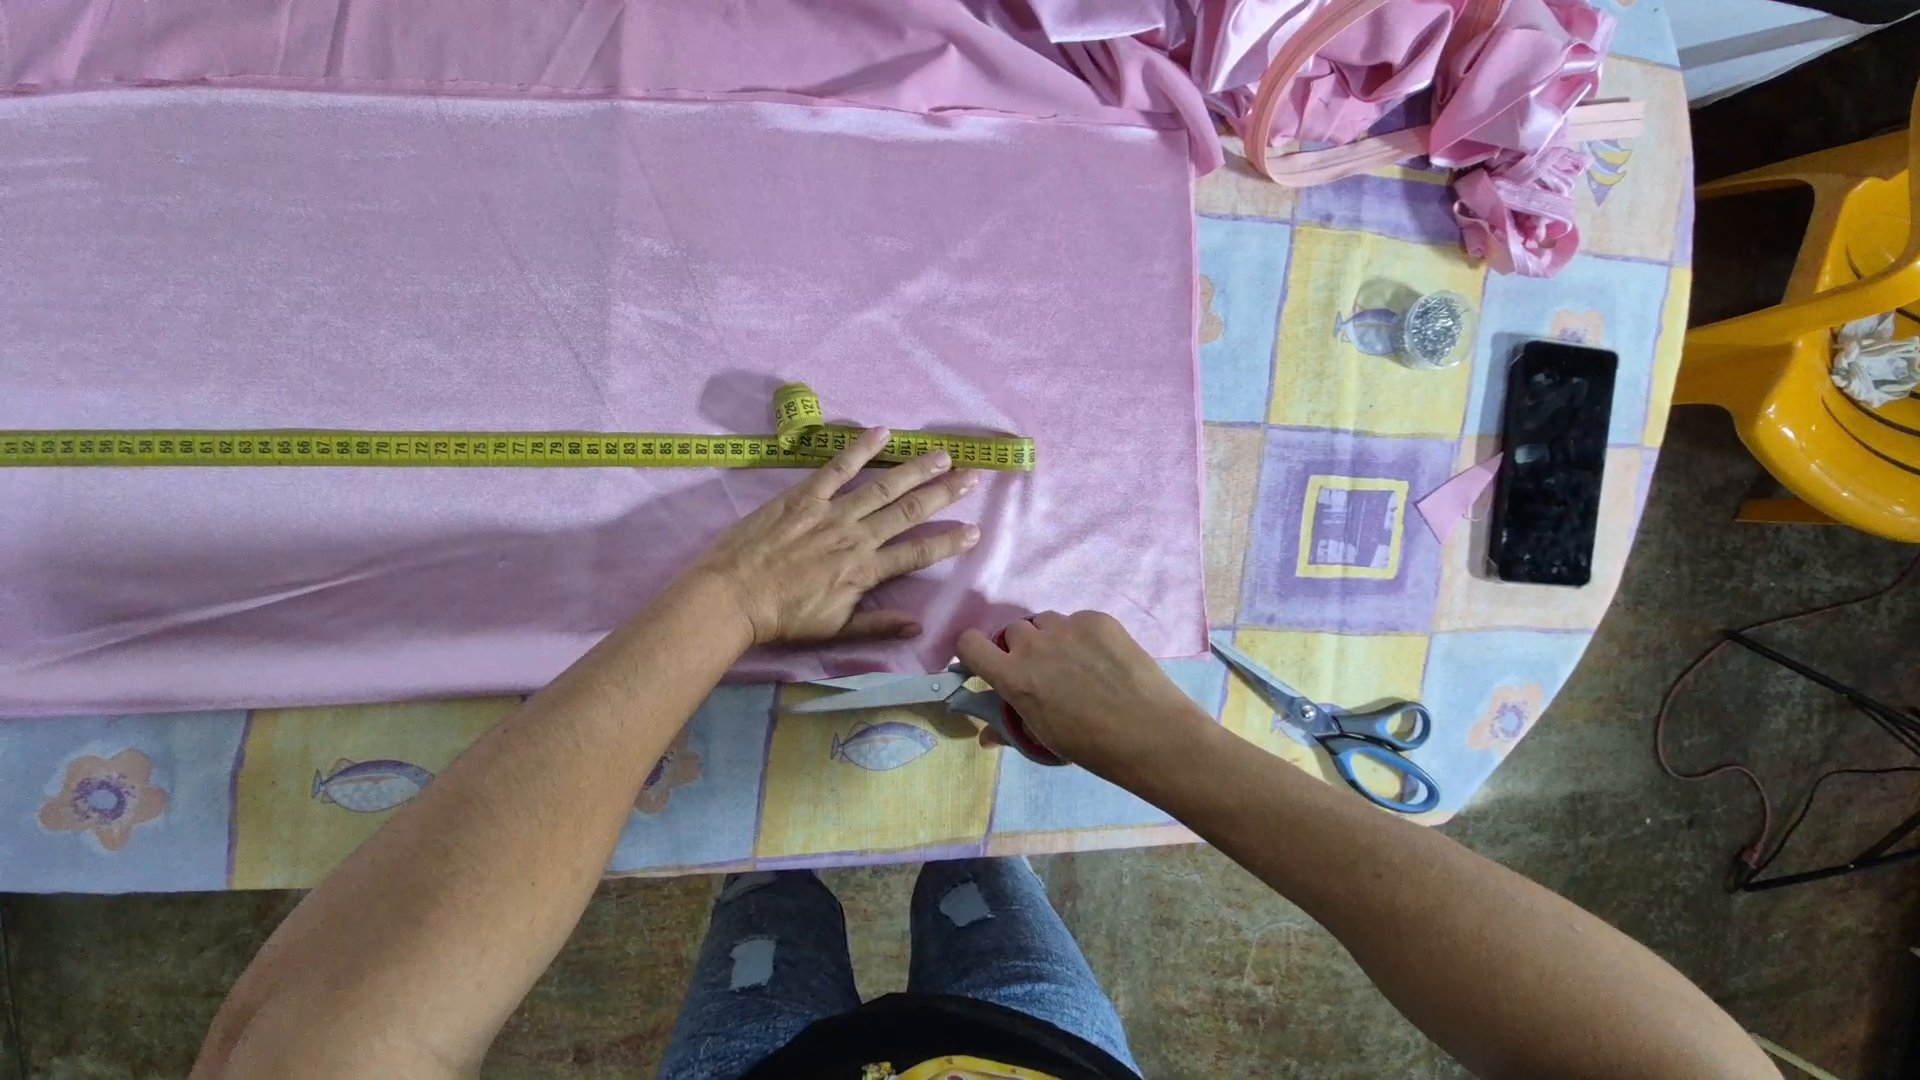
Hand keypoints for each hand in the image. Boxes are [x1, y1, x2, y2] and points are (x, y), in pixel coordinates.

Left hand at [689, 427, 980, 645]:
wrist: (732, 596)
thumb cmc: (783, 617)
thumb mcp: (834, 630)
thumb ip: (878, 625)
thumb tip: (919, 624)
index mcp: (865, 571)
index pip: (918, 553)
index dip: (949, 542)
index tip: (975, 530)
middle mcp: (856, 536)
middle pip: (910, 511)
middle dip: (945, 494)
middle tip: (973, 477)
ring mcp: (831, 512)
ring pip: (883, 486)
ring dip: (915, 469)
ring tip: (943, 455)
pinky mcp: (803, 496)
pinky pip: (837, 469)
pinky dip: (860, 450)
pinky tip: (882, 432)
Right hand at [956, 611, 1216, 784]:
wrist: (1151, 733)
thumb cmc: (1091, 746)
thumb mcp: (1044, 739)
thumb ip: (1009, 729)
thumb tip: (985, 737)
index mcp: (1013, 677)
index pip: (969, 643)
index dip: (975, 650)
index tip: (989, 662)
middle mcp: (1034, 646)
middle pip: (1013, 631)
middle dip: (1022, 648)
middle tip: (1044, 670)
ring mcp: (1068, 628)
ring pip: (1046, 623)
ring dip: (1051, 638)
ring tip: (1076, 664)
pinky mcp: (1098, 619)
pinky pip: (1078, 621)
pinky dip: (1083, 635)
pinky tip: (1103, 660)